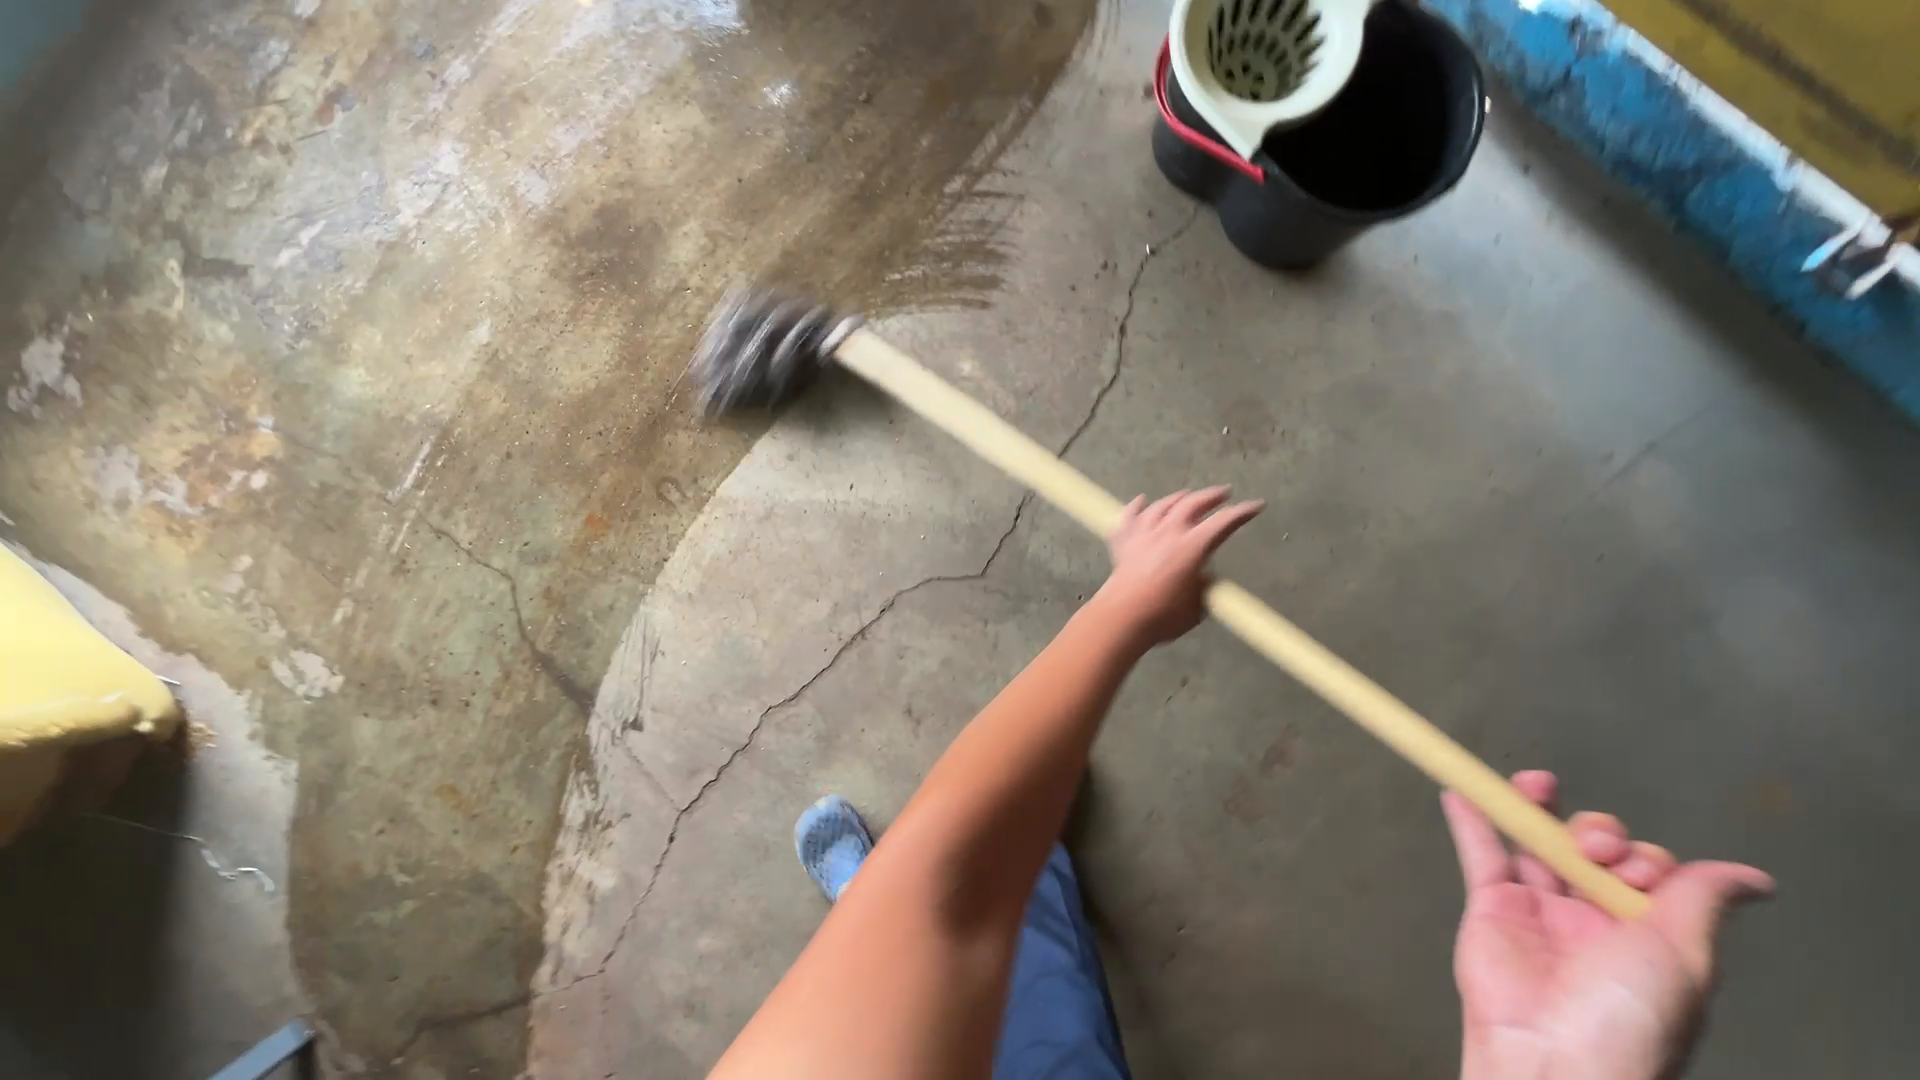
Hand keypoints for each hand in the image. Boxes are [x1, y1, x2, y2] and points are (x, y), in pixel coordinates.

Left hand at [1092, 487, 1262, 647]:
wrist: (1122, 616)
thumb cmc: (1164, 615)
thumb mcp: (1198, 605)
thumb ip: (1203, 587)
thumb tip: (1202, 577)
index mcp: (1193, 546)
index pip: (1224, 522)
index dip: (1242, 513)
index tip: (1256, 505)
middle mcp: (1168, 532)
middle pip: (1192, 504)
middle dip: (1211, 496)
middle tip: (1223, 493)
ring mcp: (1143, 534)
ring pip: (1161, 506)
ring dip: (1177, 498)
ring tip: (1185, 495)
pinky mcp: (1122, 542)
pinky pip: (1129, 517)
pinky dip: (1136, 507)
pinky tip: (1140, 501)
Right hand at [1443, 771, 1772, 1079]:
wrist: (1554, 1052)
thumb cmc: (1628, 1012)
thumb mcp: (1682, 957)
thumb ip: (1699, 901)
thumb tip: (1753, 877)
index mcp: (1645, 932)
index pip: (1645, 869)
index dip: (1641, 856)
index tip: (1634, 870)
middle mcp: (1592, 916)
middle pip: (1591, 850)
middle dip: (1595, 830)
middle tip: (1593, 842)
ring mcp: (1537, 908)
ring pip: (1536, 844)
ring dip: (1534, 806)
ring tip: (1534, 781)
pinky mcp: (1490, 905)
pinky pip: (1480, 854)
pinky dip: (1470, 820)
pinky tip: (1463, 790)